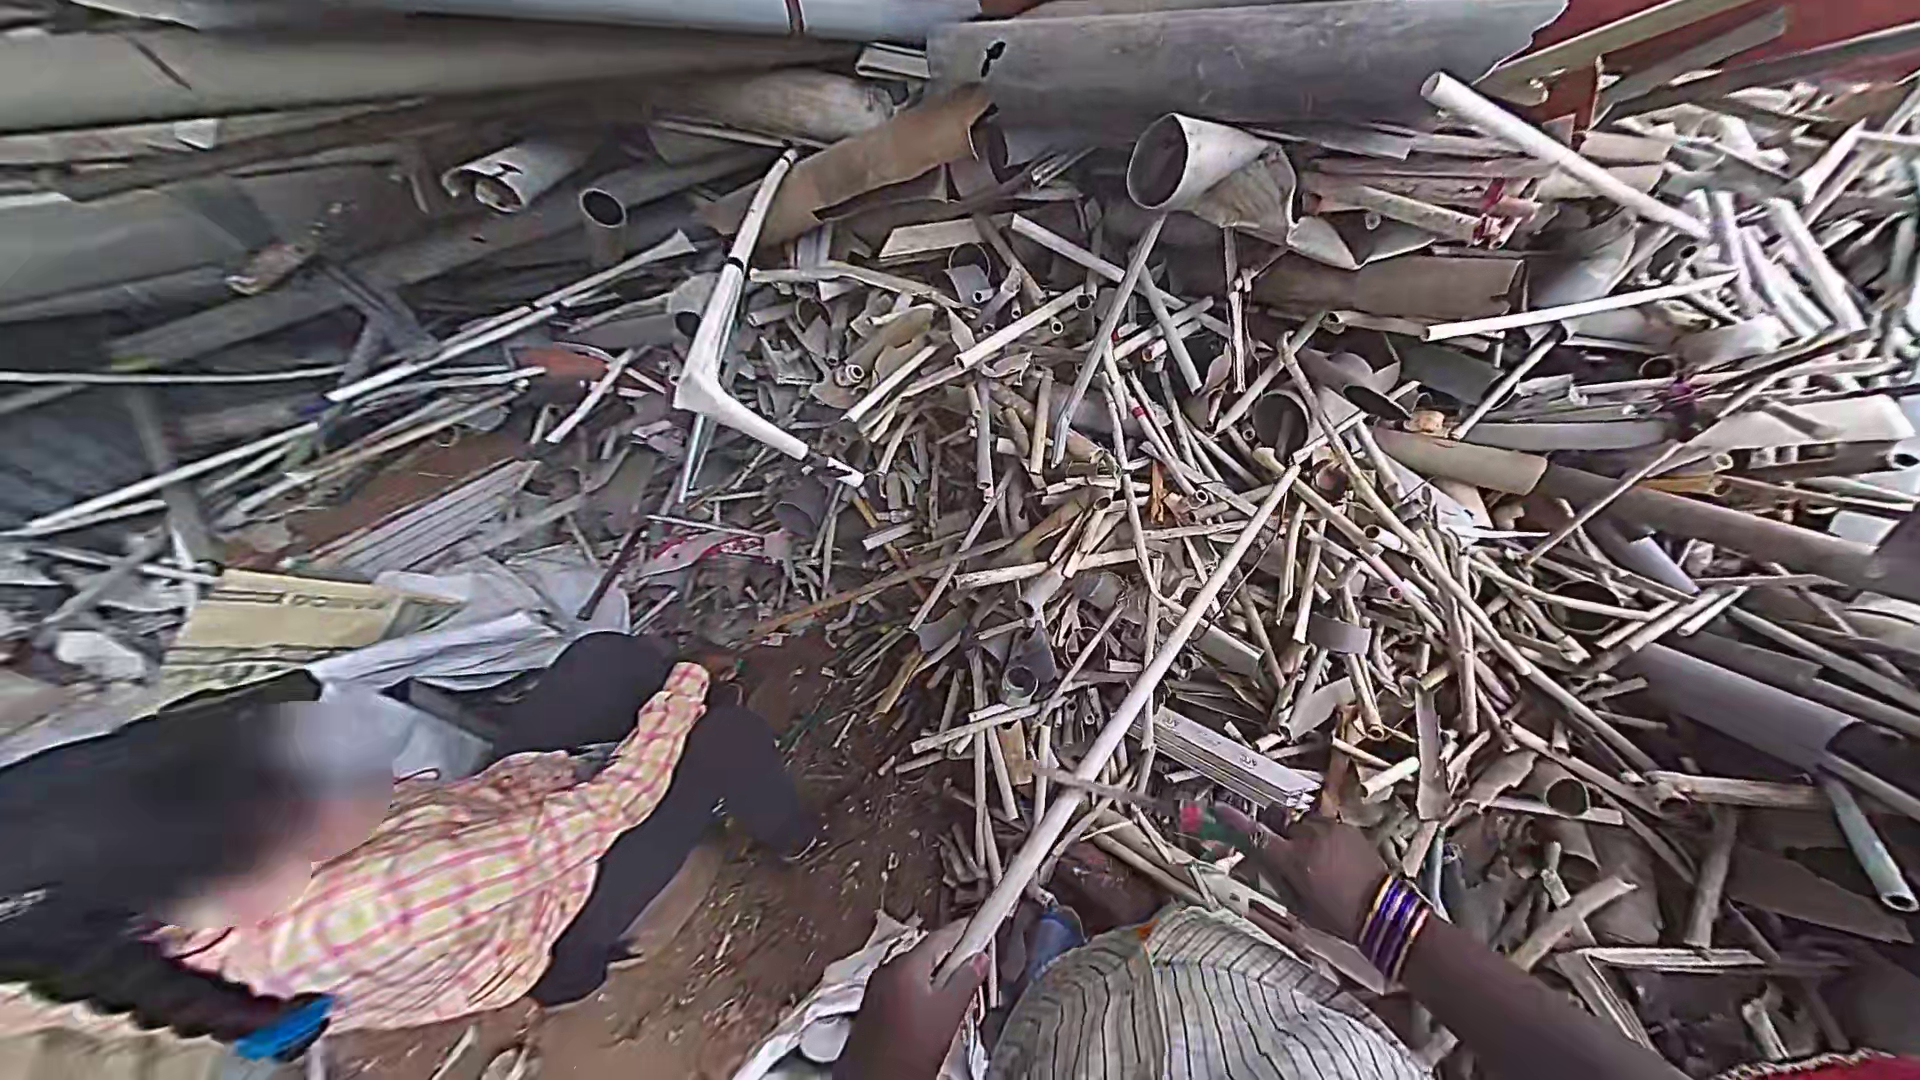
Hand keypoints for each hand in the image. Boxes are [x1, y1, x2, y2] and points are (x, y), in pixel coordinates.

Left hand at [835, 924, 987, 1079]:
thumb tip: (979, 958)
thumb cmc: (906, 1057)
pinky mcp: (872, 1008)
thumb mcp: (947, 1015)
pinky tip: (927, 1018)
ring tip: (948, 1005)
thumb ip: (966, 980)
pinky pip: (901, 989)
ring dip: (933, 981)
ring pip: (914, 973)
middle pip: (927, 954)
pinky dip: (917, 995)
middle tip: (970, 972)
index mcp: (906, 966)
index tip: (978, 927)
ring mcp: (877, 989)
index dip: (963, 932)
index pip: (941, 936)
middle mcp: (887, 971)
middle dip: (949, 962)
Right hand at [1210, 805, 1388, 940]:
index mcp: (1293, 860)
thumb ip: (1273, 875)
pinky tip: (1337, 860)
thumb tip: (1256, 857)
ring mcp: (1329, 830)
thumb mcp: (1297, 904)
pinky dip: (1324, 839)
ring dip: (1305, 838)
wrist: (1390, 916)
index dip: (1233, 820)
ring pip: (1303, 825)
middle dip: (1282, 837)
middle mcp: (1308, 838)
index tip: (1218, 808)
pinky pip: (1324, 827)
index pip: (1254, 834)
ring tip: (1322, 862)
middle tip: (1293, 858)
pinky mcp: (1346, 828)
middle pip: (1280, 826)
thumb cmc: (1341, 918)